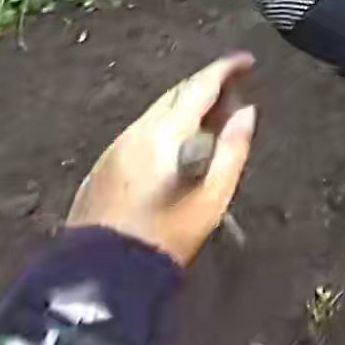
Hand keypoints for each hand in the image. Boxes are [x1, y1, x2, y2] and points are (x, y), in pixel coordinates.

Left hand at [66, 53, 256, 264]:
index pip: (201, 84)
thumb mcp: (213, 197)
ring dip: (188, 106)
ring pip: (159, 110)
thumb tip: (246, 111)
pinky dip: (167, 125)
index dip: (227, 68)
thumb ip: (234, 148)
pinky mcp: (102, 166)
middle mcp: (137, 131)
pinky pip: (142, 130)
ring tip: (212, 122)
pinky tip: (179, 146)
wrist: (97, 283)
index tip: (247, 61)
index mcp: (166, 133)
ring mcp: (116, 147)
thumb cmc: (165, 239)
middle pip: (178, 92)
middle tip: (235, 94)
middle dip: (209, 85)